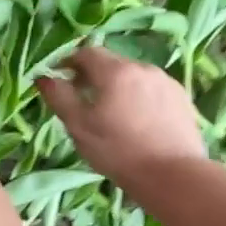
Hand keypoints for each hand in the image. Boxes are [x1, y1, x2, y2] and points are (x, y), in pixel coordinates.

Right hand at [37, 48, 208, 182]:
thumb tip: (44, 77)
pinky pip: (150, 88)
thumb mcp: (77, 125)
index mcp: (116, 72)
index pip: (87, 53)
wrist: (170, 173)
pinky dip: (135, 96)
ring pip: (132, 76)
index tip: (59, 79)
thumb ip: (59, 97)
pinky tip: (133, 120)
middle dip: (92, 76)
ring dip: (115, 86)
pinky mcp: (181, 97)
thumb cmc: (115, 149)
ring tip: (108, 113)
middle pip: (111, 63)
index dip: (68, 62)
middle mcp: (143, 68)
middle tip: (80, 100)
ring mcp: (166, 81)